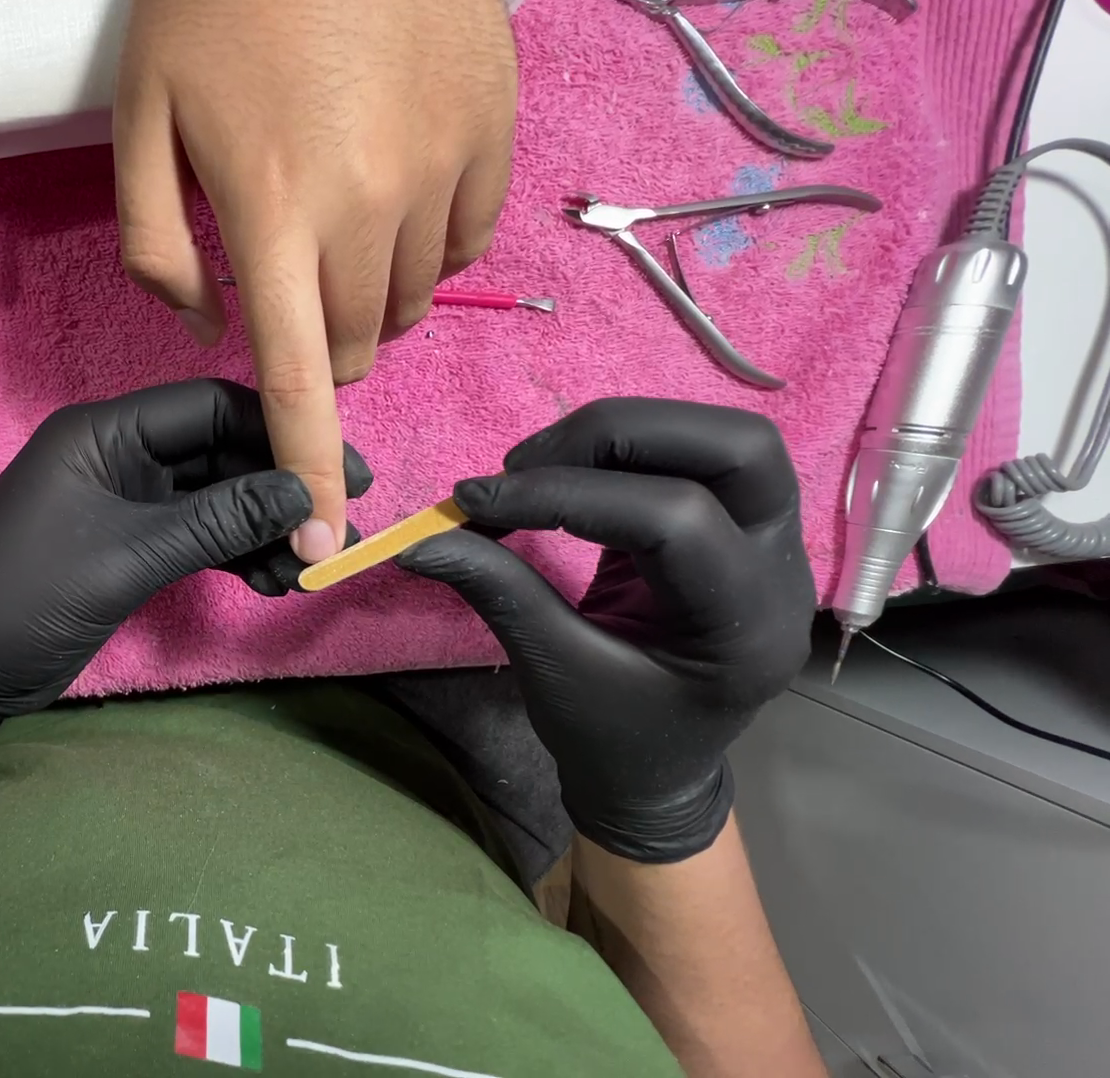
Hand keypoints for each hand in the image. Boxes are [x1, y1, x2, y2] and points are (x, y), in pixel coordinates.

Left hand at [0, 379, 371, 771]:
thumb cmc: (19, 602)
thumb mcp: (123, 558)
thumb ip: (215, 522)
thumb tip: (307, 496)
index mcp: (104, 433)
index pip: (210, 409)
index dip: (281, 437)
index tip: (345, 475)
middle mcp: (118, 456)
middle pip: (219, 454)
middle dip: (278, 492)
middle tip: (337, 533)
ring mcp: (124, 503)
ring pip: (213, 500)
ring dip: (260, 531)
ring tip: (302, 572)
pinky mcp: (127, 547)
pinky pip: (196, 536)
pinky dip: (233, 555)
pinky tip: (266, 581)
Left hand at [113, 0, 516, 561]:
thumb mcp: (142, 121)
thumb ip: (154, 247)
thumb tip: (201, 328)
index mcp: (274, 216)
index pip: (295, 384)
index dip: (305, 475)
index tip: (323, 548)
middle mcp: (369, 209)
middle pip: (352, 353)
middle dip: (316, 351)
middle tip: (288, 288)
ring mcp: (442, 169)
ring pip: (405, 307)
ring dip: (363, 299)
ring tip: (333, 224)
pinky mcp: (494, 132)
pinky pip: (459, 245)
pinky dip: (420, 249)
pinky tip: (390, 190)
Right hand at [398, 399, 814, 862]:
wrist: (656, 768)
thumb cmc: (610, 736)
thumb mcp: (550, 671)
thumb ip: (498, 592)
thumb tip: (422, 540)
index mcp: (742, 626)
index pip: (671, 520)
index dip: (563, 496)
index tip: (472, 503)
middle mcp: (780, 570)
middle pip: (733, 448)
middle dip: (615, 437)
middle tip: (522, 467)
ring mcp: (770, 543)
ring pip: (722, 438)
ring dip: (619, 434)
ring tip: (536, 468)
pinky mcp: (735, 527)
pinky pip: (693, 457)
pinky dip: (620, 452)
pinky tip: (563, 477)